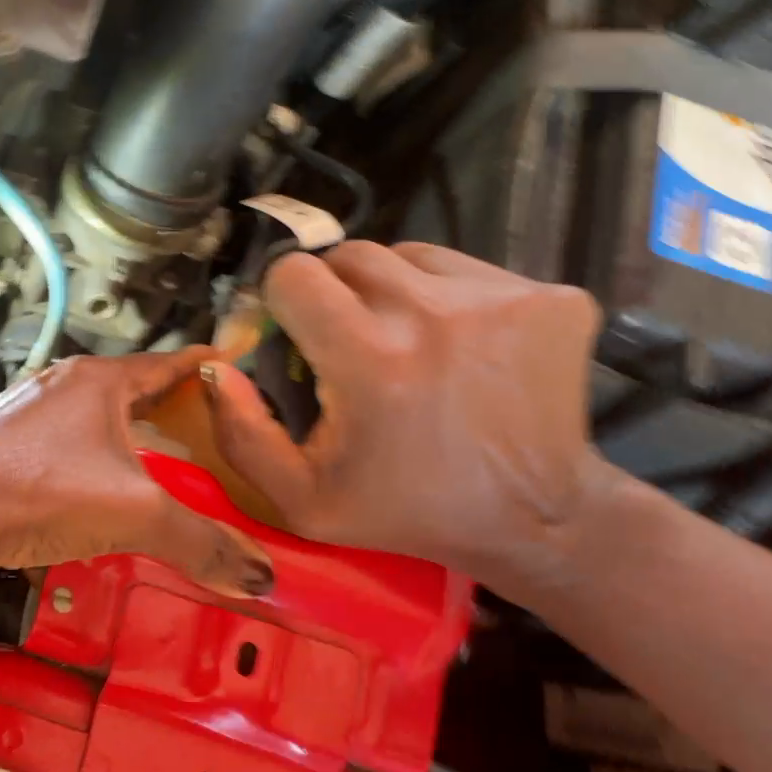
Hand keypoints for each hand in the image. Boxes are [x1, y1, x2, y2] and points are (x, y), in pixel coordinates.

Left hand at [0, 349, 274, 597]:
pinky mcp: (0, 439)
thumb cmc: (37, 495)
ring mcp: (24, 409)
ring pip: (93, 415)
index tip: (239, 372)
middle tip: (210, 429)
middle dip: (171, 407)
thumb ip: (199, 541)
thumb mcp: (133, 516)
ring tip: (160, 458)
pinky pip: (63, 438)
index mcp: (97, 380)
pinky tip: (96, 482)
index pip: (169, 363)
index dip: (208, 369)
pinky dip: (92, 453)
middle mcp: (60, 383)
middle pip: (131, 389)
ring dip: (128, 433)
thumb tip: (259, 576)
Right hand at [201, 242, 613, 583]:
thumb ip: (241, 433)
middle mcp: (435, 313)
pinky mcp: (552, 295)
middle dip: (330, 292)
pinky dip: (443, 296)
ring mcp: (502, 298)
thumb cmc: (400, 510)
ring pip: (407, 254)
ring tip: (398, 341)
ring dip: (386, 289)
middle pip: (348, 254)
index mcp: (368, 360)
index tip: (293, 335)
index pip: (293, 273)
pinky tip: (453, 345)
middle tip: (341, 341)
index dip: (280, 301)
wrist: (534, 518)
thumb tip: (218, 365)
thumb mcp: (297, 498)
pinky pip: (464, 268)